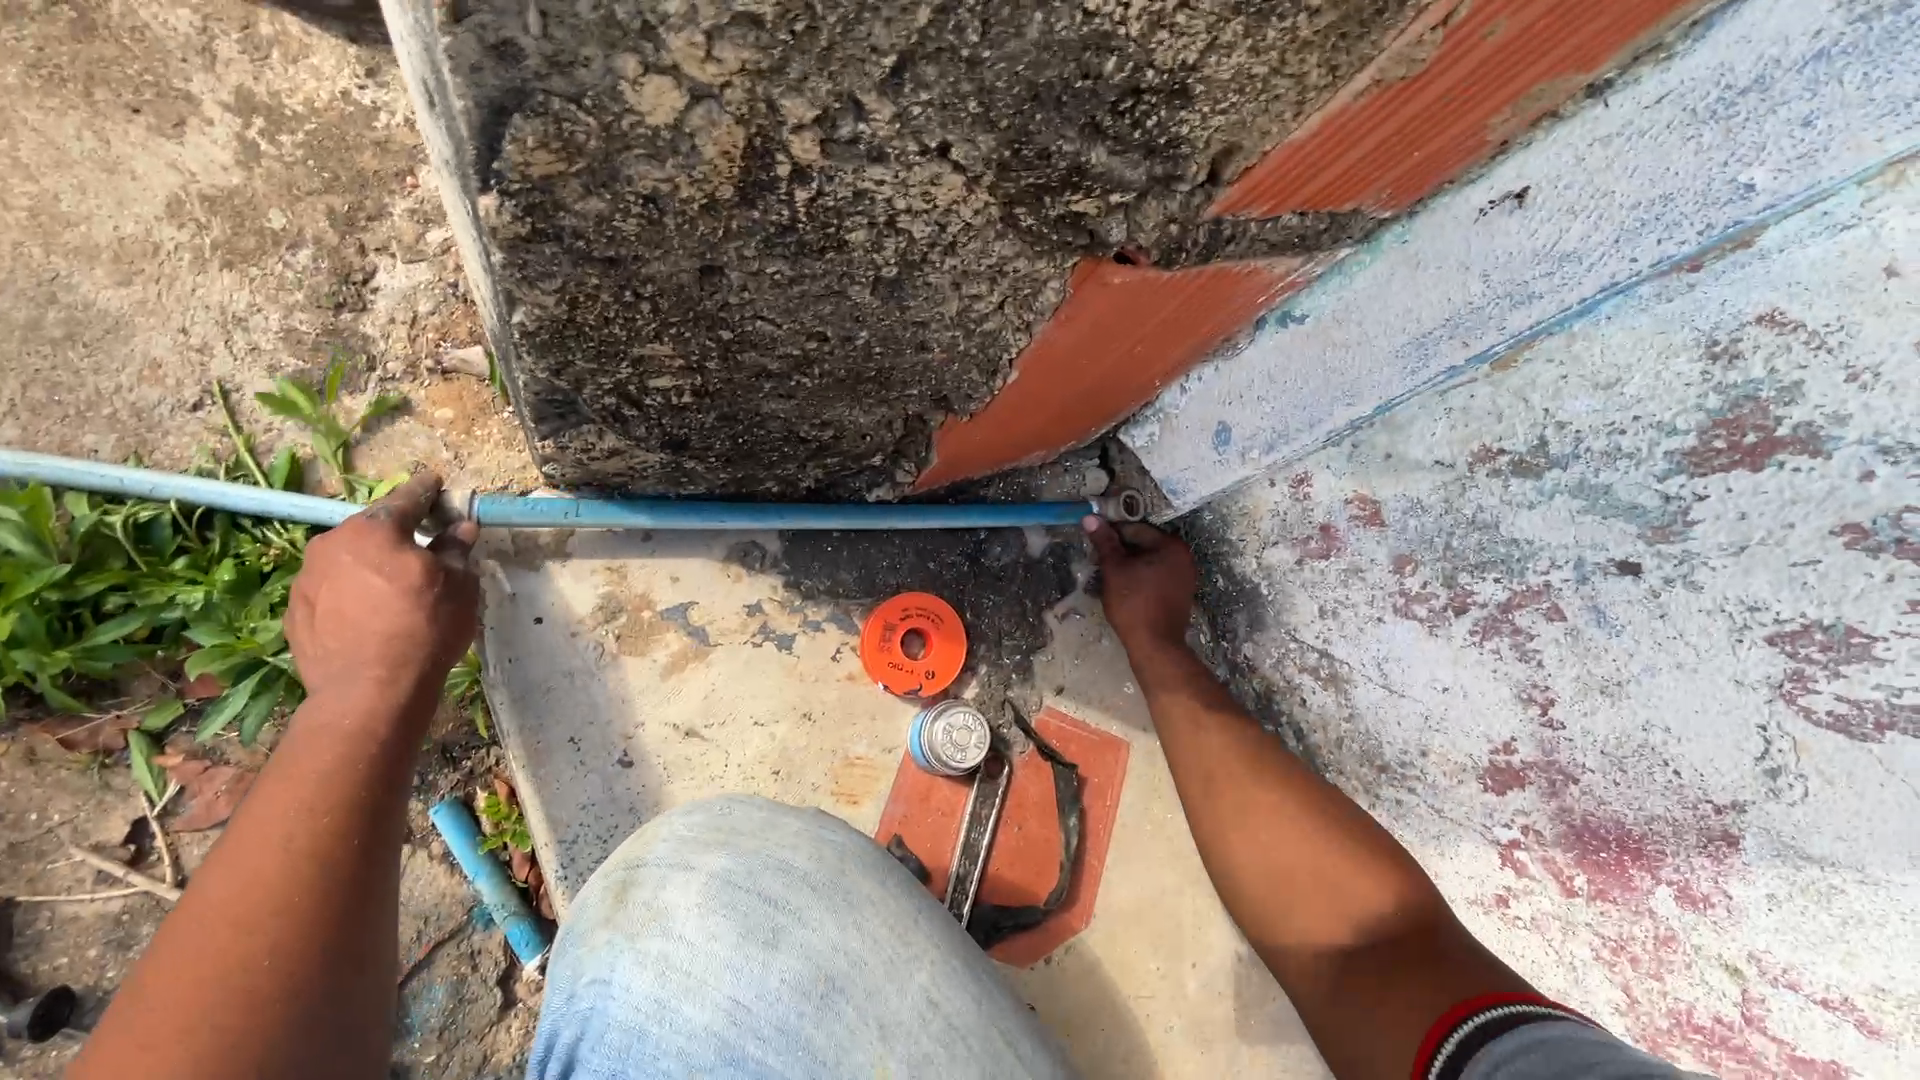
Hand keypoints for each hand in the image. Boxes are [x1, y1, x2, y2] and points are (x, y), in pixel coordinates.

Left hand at [286, 473, 480, 709]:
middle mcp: (332, 544)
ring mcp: (307, 578)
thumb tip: (460, 529)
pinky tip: (372, 614)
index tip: (437, 483)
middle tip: (422, 544)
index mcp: (374, 530)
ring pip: (348, 559)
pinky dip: (352, 592)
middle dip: (397, 533)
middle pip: (372, 529)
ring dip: (371, 564)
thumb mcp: (459, 586)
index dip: (427, 490)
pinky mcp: (296, 611)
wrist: (368, 691)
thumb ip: (456, 551)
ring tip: (395, 586)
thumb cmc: (424, 629)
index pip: (407, 499)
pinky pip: (332, 589)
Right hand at [1083, 515, 1197, 655]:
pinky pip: (1156, 576)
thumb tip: (1090, 517)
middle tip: (1098, 562)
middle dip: (1120, 551)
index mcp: (1171, 545)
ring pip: (1149, 561)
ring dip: (1128, 565)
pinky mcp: (1180, 592)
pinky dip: (1140, 577)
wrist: (1156, 645)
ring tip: (1108, 576)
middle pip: (1143, 544)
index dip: (1111, 535)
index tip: (1093, 545)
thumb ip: (1104, 542)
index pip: (1134, 529)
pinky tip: (1124, 588)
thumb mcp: (1114, 569)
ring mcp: (1184, 575)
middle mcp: (1183, 556)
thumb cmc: (1133, 603)